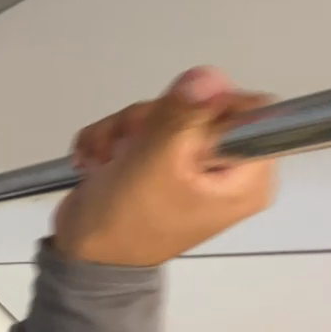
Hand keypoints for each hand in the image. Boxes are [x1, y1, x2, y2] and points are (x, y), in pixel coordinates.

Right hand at [52, 66, 277, 266]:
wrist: (82, 257)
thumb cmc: (124, 220)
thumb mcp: (153, 166)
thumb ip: (181, 119)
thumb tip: (208, 74)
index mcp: (245, 175)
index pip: (248, 111)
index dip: (204, 107)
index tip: (168, 126)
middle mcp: (222, 167)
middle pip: (193, 109)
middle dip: (146, 122)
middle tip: (124, 146)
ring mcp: (183, 166)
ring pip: (156, 118)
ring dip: (117, 131)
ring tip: (100, 159)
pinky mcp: (149, 165)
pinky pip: (133, 132)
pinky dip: (106, 141)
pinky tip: (92, 161)